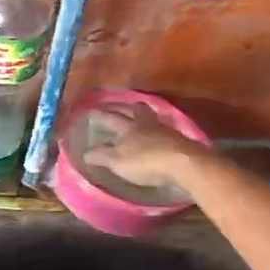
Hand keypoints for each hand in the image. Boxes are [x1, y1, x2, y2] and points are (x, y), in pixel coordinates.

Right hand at [81, 104, 211, 189]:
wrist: (183, 163)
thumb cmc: (145, 162)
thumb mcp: (117, 162)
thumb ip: (101, 156)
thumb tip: (86, 152)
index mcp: (128, 127)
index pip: (110, 117)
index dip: (99, 114)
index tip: (90, 110)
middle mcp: (145, 123)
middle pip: (135, 109)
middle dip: (125, 107)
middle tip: (119, 106)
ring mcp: (164, 129)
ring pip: (150, 116)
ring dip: (142, 115)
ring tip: (138, 118)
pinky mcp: (178, 139)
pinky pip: (163, 128)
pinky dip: (155, 129)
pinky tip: (156, 134)